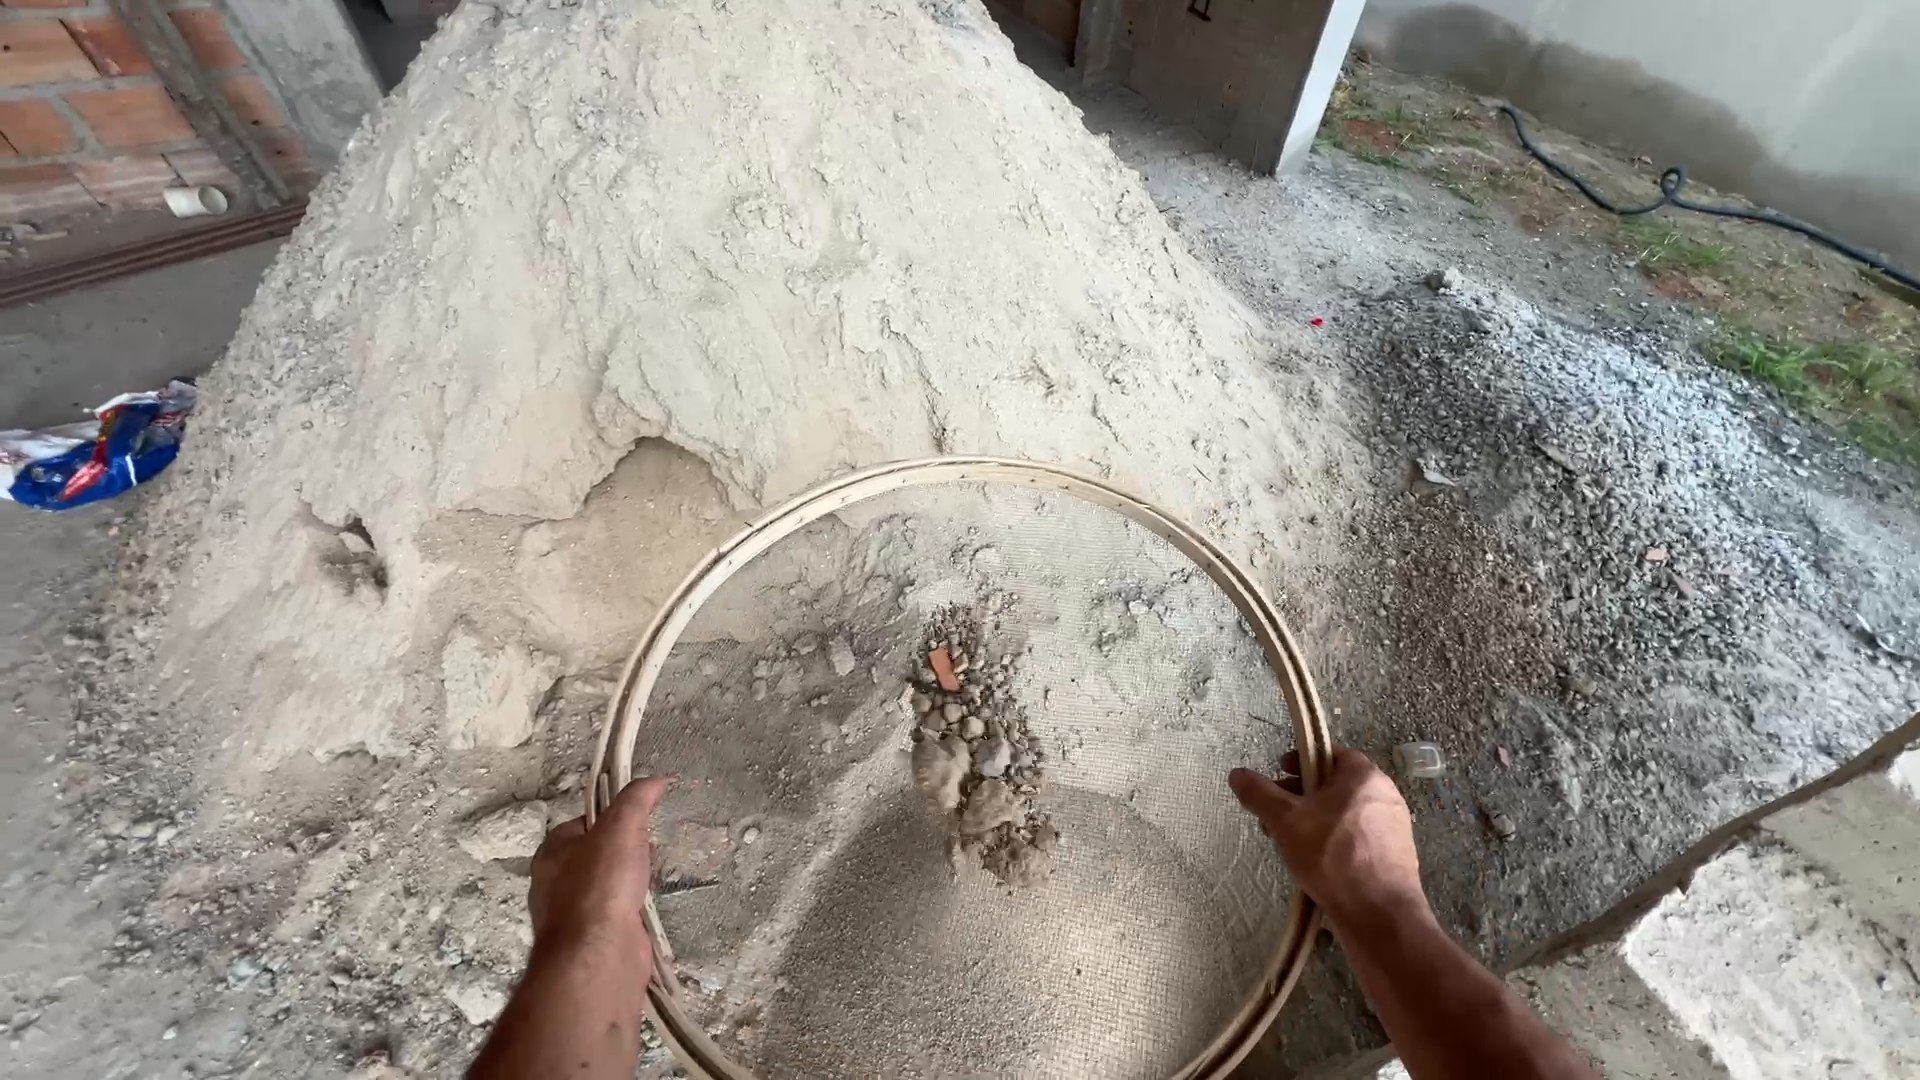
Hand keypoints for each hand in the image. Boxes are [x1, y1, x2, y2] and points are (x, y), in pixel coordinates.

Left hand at [528, 775, 673, 952]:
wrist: (598, 955)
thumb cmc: (602, 885)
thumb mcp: (621, 827)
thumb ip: (637, 798)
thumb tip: (658, 779)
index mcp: (552, 851)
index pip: (588, 820)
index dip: (617, 815)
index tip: (640, 820)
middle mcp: (556, 880)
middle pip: (601, 849)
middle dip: (629, 847)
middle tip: (646, 848)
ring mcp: (573, 911)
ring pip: (611, 879)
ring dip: (634, 875)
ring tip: (649, 876)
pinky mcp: (592, 935)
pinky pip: (617, 906)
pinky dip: (634, 901)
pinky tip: (646, 902)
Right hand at [1228, 747, 1428, 932]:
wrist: (1380, 916)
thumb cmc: (1332, 855)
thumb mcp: (1284, 819)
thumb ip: (1258, 793)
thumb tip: (1237, 775)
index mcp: (1364, 776)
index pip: (1331, 753)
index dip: (1301, 759)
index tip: (1279, 773)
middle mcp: (1385, 795)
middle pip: (1334, 784)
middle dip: (1300, 794)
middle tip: (1277, 812)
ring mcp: (1394, 827)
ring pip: (1344, 812)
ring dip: (1313, 819)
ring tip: (1289, 840)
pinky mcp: (1395, 856)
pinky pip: (1357, 836)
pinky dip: (1333, 839)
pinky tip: (1314, 861)